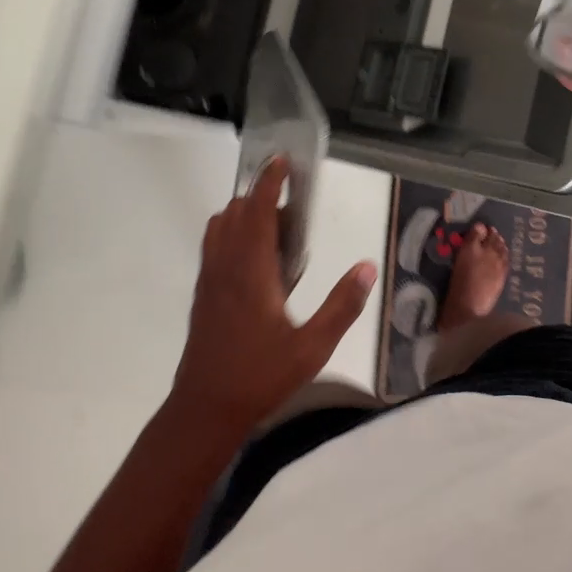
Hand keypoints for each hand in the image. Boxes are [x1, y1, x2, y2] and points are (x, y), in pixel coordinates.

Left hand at [171, 156, 378, 428]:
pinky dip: (232, 234)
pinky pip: (214, 249)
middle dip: (259, 195)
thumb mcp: (313, 346)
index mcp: (251, 273)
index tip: (282, 161)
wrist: (205, 409)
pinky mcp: (204, 297)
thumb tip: (368, 267)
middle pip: (234, 214)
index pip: (257, 213)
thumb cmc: (260, 376)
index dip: (268, 183)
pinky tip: (257, 259)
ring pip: (219, 229)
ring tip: (275, 224)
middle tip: (291, 197)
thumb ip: (342, 306)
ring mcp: (210, 282)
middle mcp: (226, 268)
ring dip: (242, 214)